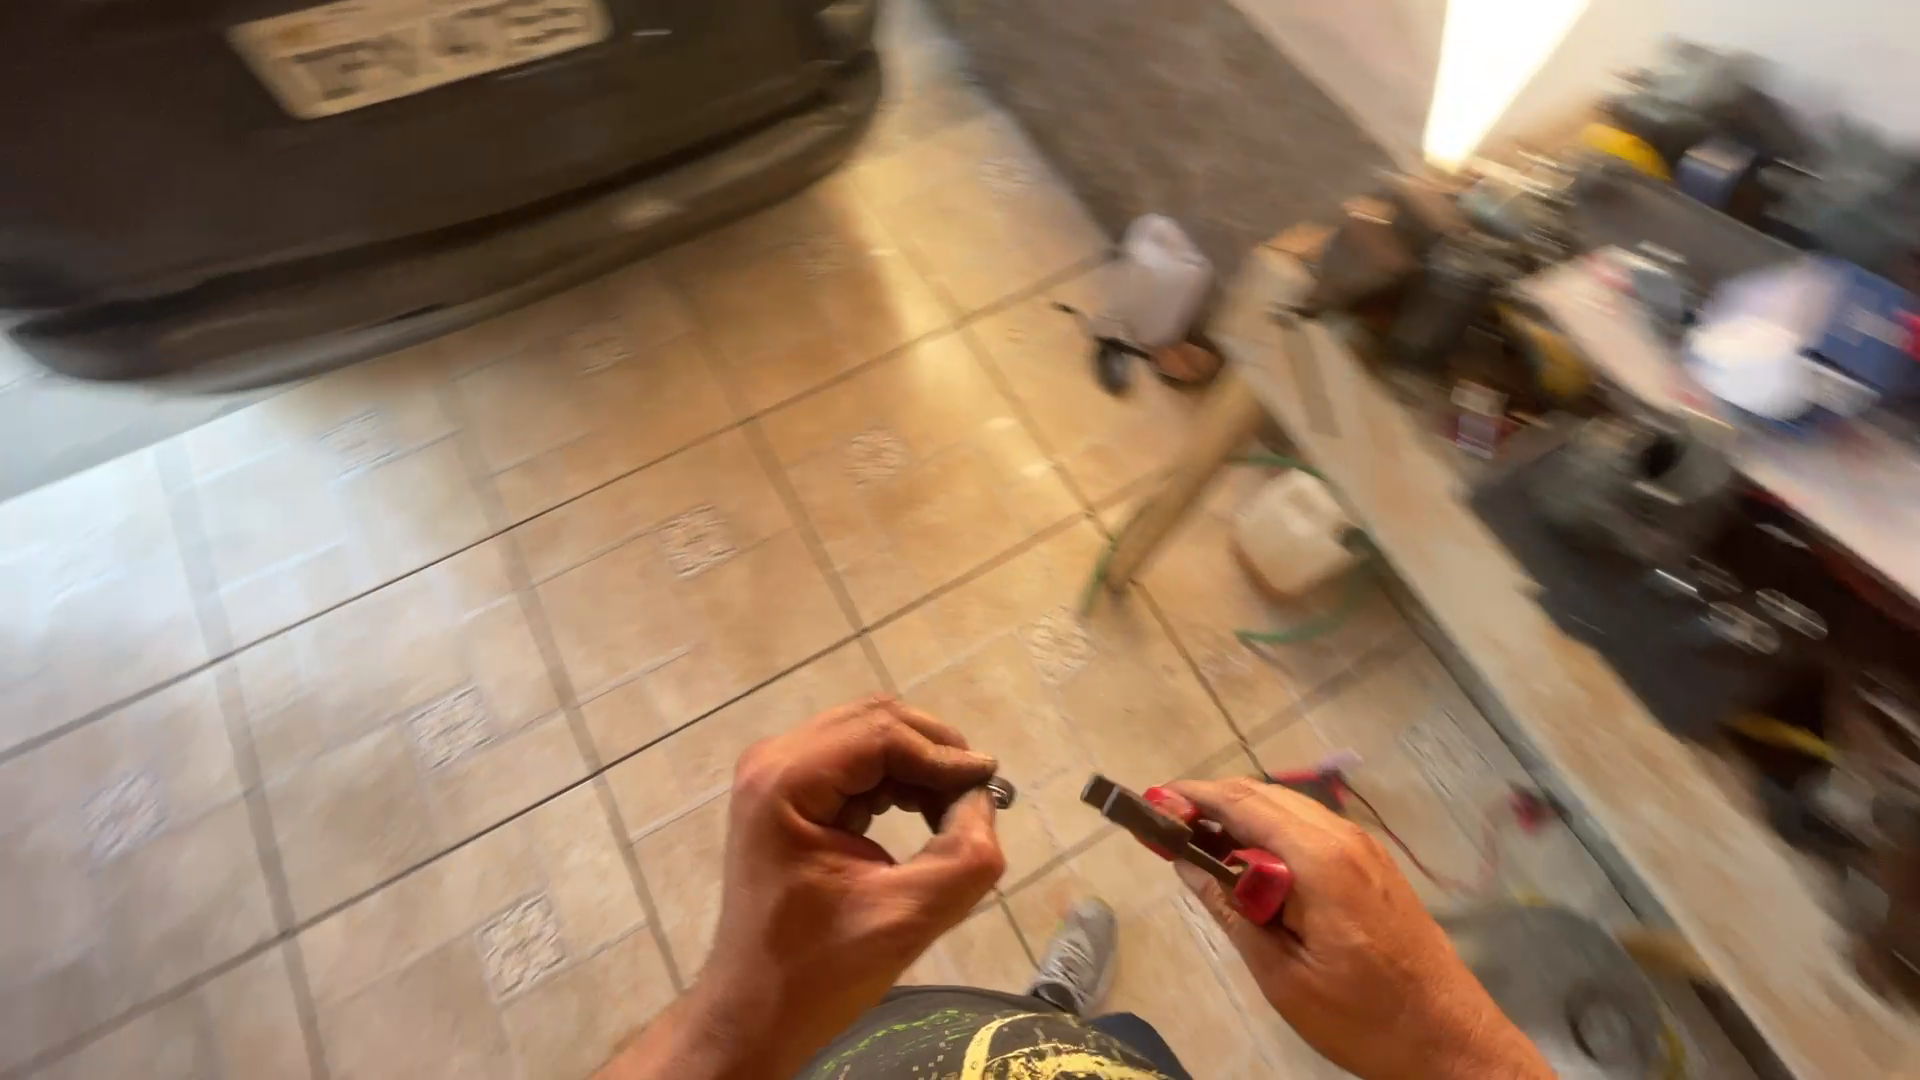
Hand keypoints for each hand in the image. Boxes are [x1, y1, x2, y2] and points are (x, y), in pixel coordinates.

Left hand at [604, 696, 1004, 1079]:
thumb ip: (963, 857)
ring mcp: (778, 770)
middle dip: (934, 753)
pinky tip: (922, 811)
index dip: (942, 755)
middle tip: (975, 795)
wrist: (755, 1012)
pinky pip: (858, 758)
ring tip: (951, 811)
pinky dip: (899, 777)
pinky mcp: (791, 787)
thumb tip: (984, 799)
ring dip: (919, 764)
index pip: (881, 734)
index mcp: (785, 781)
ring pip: (870, 734)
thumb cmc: (817, 973)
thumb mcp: (904, 919)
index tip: (989, 787)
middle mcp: (775, 758)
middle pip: (875, 721)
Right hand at [1167, 778, 1551, 1079]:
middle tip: (1170, 821)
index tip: (1155, 802)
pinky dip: (1269, 825)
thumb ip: (1231, 910)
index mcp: (1318, 858)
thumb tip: (1185, 863)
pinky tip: (1250, 857)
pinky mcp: (1371, 861)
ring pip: (1284, 804)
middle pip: (1261, 794)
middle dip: (1211, 799)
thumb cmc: (1364, 1020)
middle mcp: (1341, 835)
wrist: (1458, 1047)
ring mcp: (1361, 845)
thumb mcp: (1282, 974)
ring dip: (1240, 811)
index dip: (1194, 796)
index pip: (1242, 803)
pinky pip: (1307, 823)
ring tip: (1200, 838)